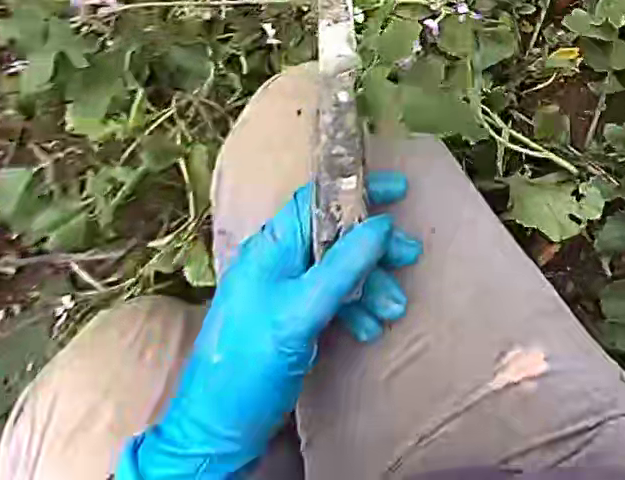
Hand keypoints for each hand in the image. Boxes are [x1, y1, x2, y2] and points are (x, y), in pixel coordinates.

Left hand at [121, 172, 419, 479]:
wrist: (215, 435)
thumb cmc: (249, 366)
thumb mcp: (300, 312)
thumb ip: (344, 265)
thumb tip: (383, 224)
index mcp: (272, 248)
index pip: (319, 199)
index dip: (359, 189)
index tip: (399, 190)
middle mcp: (280, 260)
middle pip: (340, 233)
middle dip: (378, 247)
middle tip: (410, 256)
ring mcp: (287, 288)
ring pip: (343, 266)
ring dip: (374, 283)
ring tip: (394, 308)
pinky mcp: (295, 315)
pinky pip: (337, 294)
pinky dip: (359, 305)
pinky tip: (370, 326)